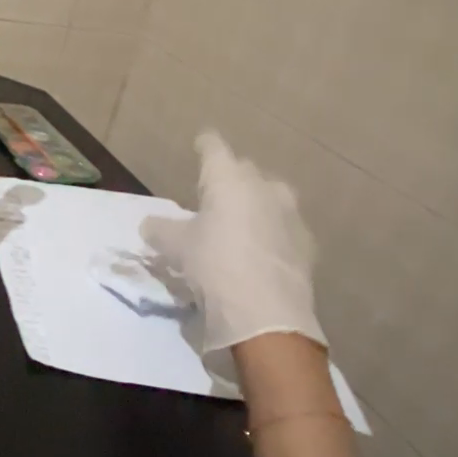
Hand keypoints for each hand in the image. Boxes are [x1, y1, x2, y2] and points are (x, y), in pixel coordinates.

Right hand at [147, 130, 324, 353]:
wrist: (265, 312)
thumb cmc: (212, 266)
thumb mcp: (174, 248)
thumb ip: (160, 230)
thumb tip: (151, 225)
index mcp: (229, 180)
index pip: (214, 149)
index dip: (205, 145)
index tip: (201, 143)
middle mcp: (264, 188)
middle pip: (245, 171)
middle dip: (230, 178)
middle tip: (213, 194)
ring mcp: (290, 215)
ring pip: (269, 198)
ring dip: (254, 205)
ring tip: (238, 223)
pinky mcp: (306, 245)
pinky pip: (283, 229)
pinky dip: (270, 234)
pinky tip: (259, 253)